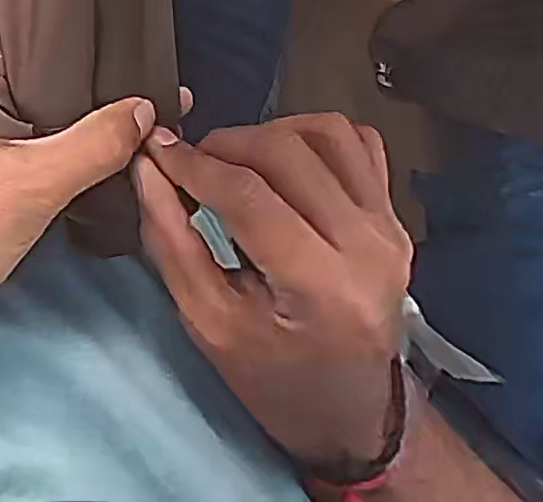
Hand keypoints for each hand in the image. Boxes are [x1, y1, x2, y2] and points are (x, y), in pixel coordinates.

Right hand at [134, 114, 412, 468]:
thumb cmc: (271, 375)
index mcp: (322, 288)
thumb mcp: (206, 320)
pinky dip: (313, 134)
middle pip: (285, 151)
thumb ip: (170, 238)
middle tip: (192, 163)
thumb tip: (147, 166)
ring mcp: (389, 226)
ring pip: (325, 131)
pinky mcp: (395, 214)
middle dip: (223, 144)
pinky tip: (284, 159)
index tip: (155, 149)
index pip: (247, 195)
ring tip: (236, 160)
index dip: (192, 164)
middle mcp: (368, 247)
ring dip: (267, 132)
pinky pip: (358, 140)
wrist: (351, 411)